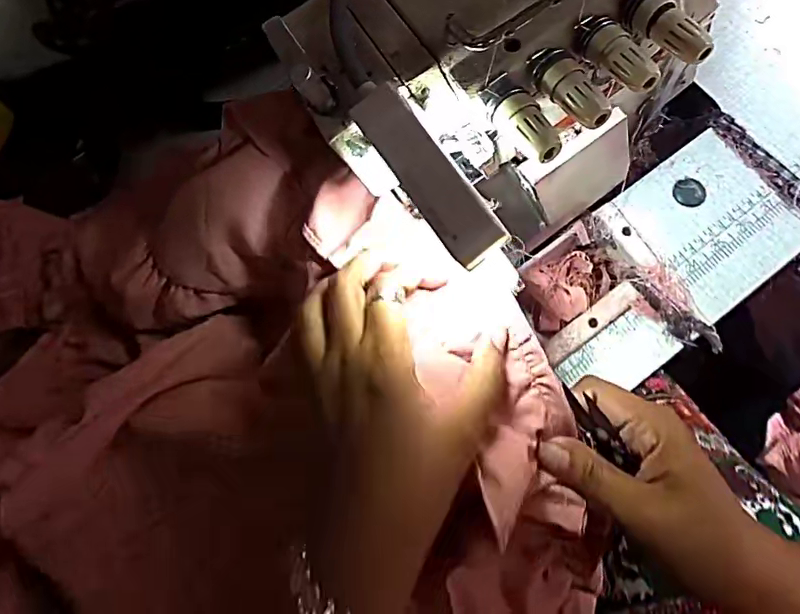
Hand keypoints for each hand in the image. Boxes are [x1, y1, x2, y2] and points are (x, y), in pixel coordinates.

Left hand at [298, 252, 505, 613]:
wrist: (362, 539)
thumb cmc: (417, 481)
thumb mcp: (465, 427)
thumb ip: (489, 373)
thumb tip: (500, 331)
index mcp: (382, 360)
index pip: (386, 290)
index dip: (411, 272)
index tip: (436, 278)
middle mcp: (343, 358)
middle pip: (342, 286)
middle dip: (368, 262)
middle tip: (395, 261)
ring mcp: (318, 375)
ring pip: (312, 306)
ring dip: (335, 281)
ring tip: (361, 276)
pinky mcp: (305, 394)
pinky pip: (299, 336)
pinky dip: (314, 311)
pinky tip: (333, 316)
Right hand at [537, 377, 799, 613]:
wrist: (746, 573)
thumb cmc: (698, 539)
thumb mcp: (639, 509)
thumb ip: (591, 475)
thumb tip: (544, 444)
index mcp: (649, 419)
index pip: (591, 389)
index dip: (561, 408)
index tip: (533, 437)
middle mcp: (649, 420)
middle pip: (593, 409)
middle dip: (566, 432)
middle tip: (538, 462)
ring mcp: (652, 441)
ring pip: (600, 432)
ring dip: (579, 453)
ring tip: (552, 477)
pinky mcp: (652, 462)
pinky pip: (612, 452)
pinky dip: (594, 467)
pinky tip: (579, 489)